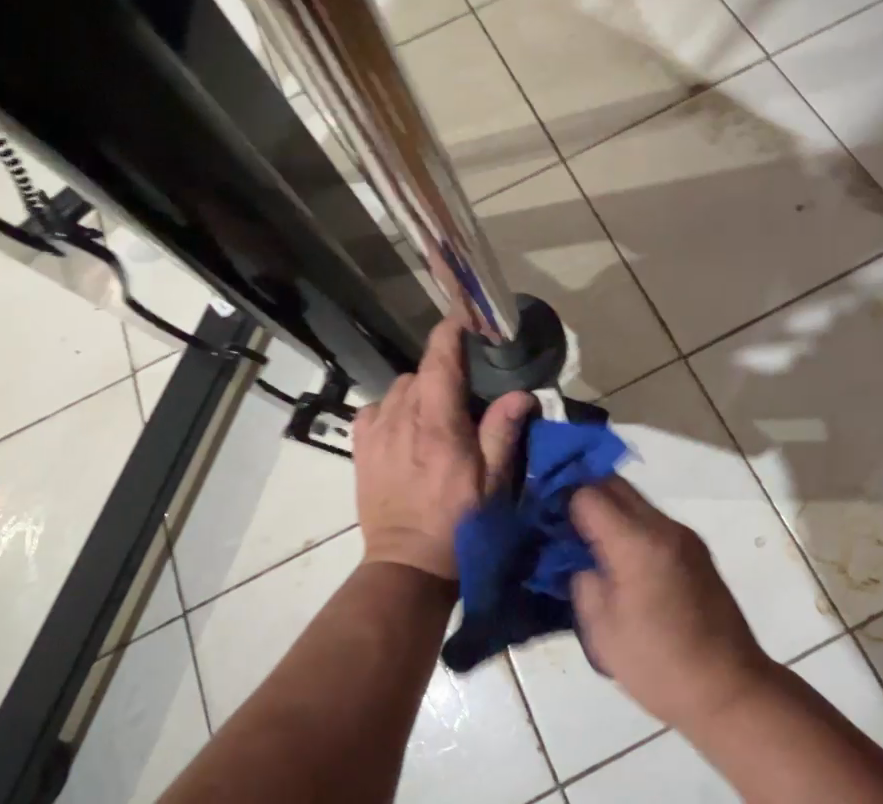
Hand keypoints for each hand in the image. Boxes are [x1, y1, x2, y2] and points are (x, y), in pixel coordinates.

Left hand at [351, 318, 536, 580]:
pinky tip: (406, 428)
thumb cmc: (460, 524)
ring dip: (420, 391)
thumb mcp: (493, 482)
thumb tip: (521, 392)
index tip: (465, 318)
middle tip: (466, 394)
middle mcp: (402, 418)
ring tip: (437, 415)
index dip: (450, 332)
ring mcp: (377, 432)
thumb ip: (503, 432)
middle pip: (422, 372)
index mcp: (438, 424)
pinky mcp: (361, 447)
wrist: (407, 565)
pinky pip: (376, 409)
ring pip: (399, 389)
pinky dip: (393, 409)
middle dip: (444, 373)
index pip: (439, 360)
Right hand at [571, 478, 777, 731]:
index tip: (546, 524)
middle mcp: (663, 527)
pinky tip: (620, 562)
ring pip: (635, 500)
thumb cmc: (657, 665)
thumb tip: (577, 557)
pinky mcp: (696, 550)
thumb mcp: (601, 629)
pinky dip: (630, 528)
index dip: (562, 504)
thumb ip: (581, 579)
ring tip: (589, 547)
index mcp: (636, 543)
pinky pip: (653, 521)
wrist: (729, 689)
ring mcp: (684, 536)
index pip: (587, 493)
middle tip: (562, 528)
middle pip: (613, 484)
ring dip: (609, 511)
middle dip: (584, 497)